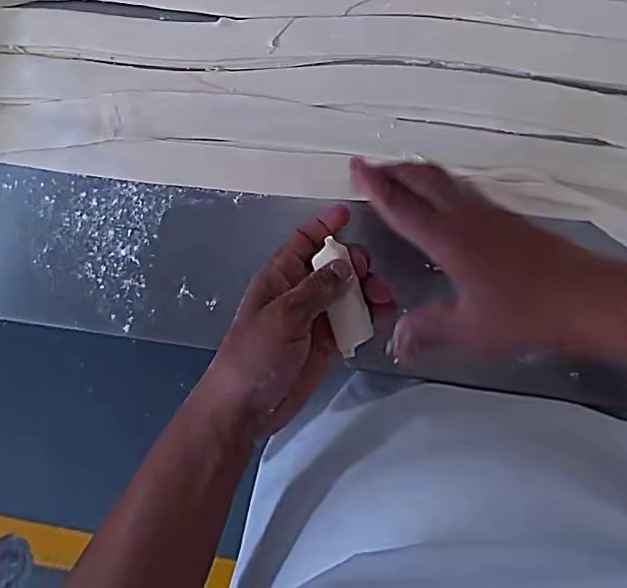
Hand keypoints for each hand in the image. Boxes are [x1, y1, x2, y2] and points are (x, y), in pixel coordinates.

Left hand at [190, 206, 396, 443]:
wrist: (244, 411)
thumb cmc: (249, 359)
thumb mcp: (283, 316)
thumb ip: (316, 289)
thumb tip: (343, 267)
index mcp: (280, 277)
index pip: (305, 240)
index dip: (325, 225)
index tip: (346, 214)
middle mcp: (299, 292)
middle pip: (334, 265)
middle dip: (356, 263)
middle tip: (367, 275)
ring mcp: (314, 317)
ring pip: (348, 293)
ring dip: (368, 292)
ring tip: (382, 300)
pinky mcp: (325, 343)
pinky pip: (353, 322)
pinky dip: (368, 318)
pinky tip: (379, 319)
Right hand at [350, 158, 626, 360]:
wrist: (588, 296)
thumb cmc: (527, 313)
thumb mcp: (472, 332)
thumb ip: (430, 331)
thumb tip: (399, 340)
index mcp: (448, 239)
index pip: (402, 206)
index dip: (375, 185)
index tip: (357, 166)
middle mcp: (466, 217)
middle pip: (423, 179)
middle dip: (393, 169)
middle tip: (372, 166)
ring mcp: (491, 213)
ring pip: (446, 179)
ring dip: (419, 172)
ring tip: (404, 174)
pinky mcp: (510, 219)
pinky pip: (466, 189)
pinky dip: (444, 184)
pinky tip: (451, 199)